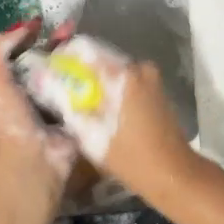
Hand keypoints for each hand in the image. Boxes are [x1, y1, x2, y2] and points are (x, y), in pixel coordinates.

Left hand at [0, 24, 76, 208]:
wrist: (36, 158)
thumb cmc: (11, 120)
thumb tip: (21, 26)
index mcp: (11, 83)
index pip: (21, 52)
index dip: (29, 34)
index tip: (42, 20)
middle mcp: (34, 90)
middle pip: (47, 57)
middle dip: (57, 40)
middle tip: (72, 26)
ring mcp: (58, 100)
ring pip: (68, 69)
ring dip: (76, 54)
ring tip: (86, 39)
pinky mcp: (78, 109)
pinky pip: (85, 85)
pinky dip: (92, 72)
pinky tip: (99, 59)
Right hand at [27, 38, 197, 198]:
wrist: (174, 173)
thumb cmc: (132, 158)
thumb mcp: (93, 137)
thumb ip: (70, 109)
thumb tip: (49, 87)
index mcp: (124, 74)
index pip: (88, 50)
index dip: (66, 57)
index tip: (50, 68)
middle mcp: (139, 68)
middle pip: (101, 59)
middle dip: (80, 71)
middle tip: (60, 87)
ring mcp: (151, 78)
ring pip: (114, 71)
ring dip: (97, 81)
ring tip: (77, 99)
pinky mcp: (156, 89)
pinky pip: (127, 80)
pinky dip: (113, 89)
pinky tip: (100, 107)